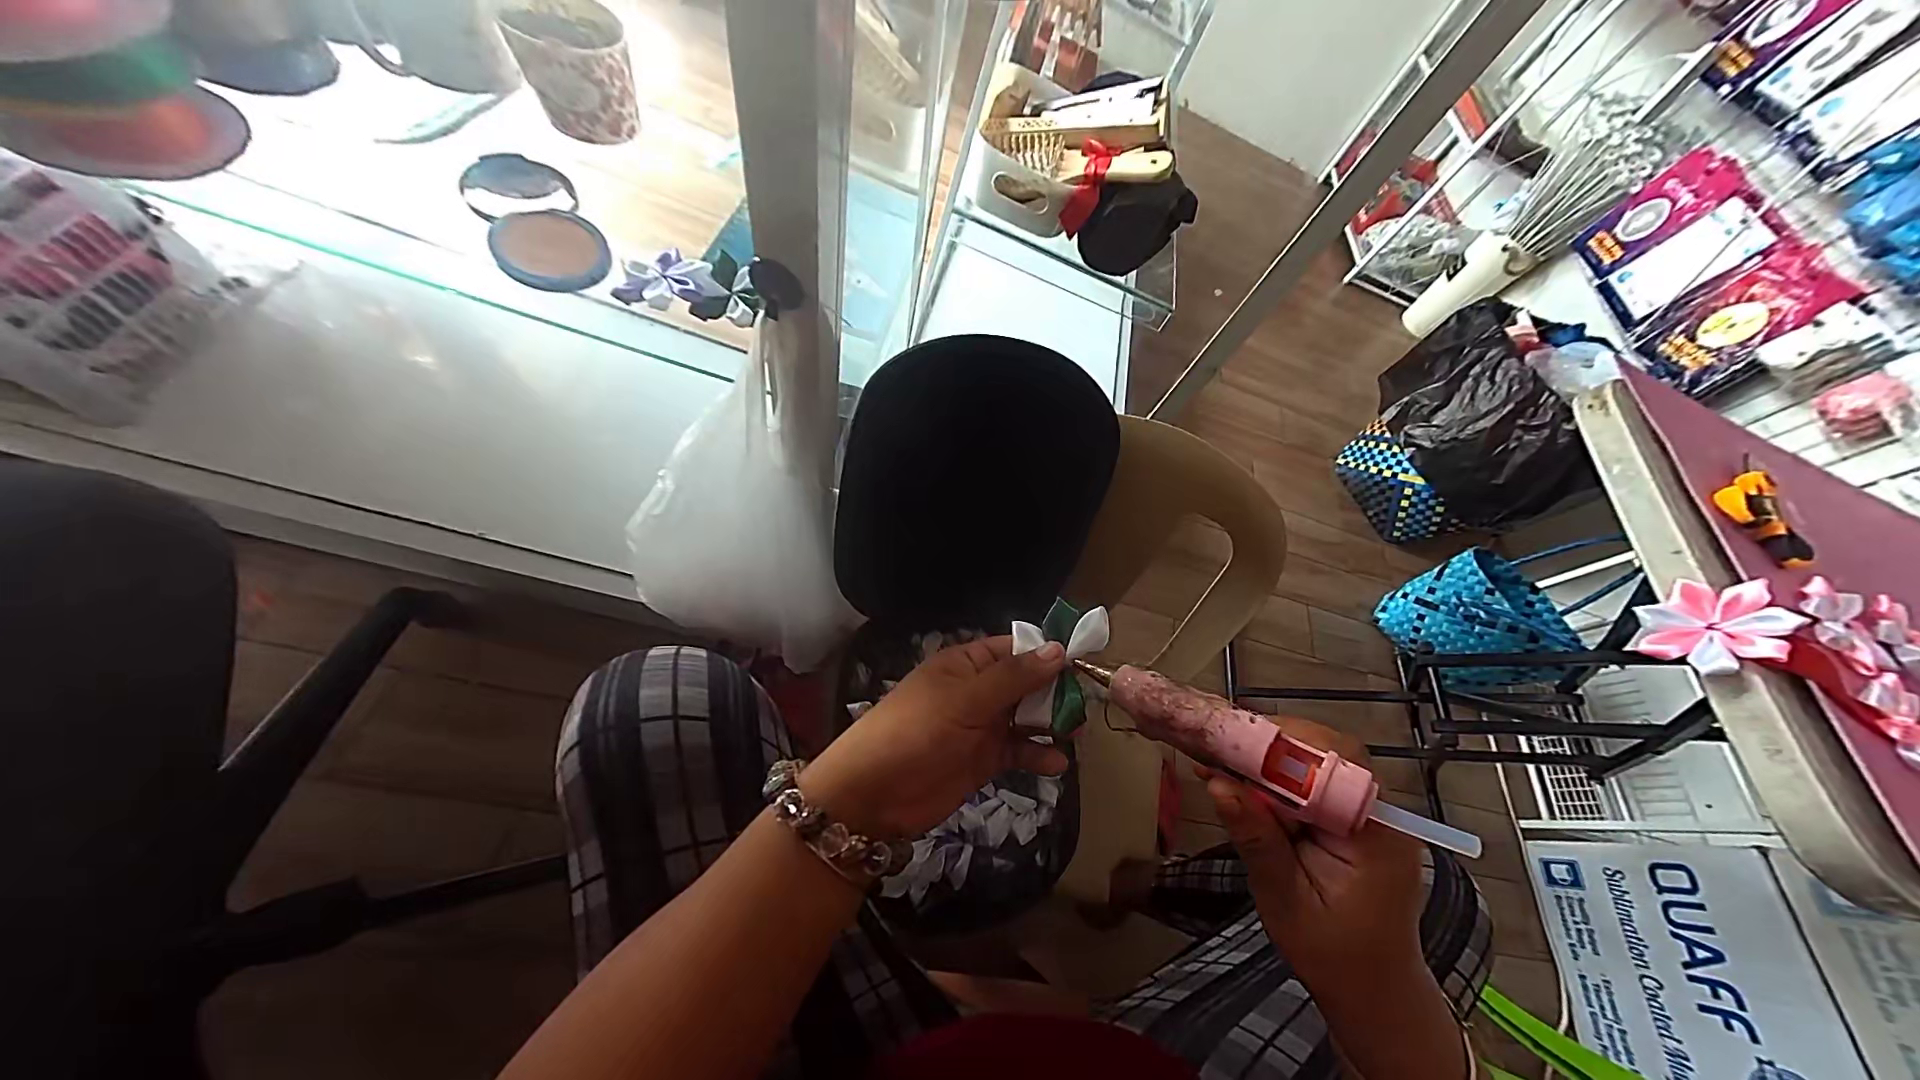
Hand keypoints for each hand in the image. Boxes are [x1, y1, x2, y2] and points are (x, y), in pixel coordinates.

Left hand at [799, 636, 1068, 838]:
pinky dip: (1038, 755)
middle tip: (1085, 705)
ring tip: (1077, 734)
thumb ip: (1014, 677)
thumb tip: (1059, 649)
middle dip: (1055, 692)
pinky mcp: (984, 759)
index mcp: (967, 664)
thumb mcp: (966, 699)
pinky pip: (1019, 750)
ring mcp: (981, 726)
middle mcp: (977, 690)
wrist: (874, 794)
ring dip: (1052, 724)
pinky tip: (1057, 764)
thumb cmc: (917, 732)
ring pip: (1027, 717)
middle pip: (1027, 683)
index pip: (1014, 648)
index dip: (1047, 653)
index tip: (1083, 662)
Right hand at [1201, 716, 1426, 994]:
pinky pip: (1316, 779)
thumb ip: (1256, 839)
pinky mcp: (1352, 818)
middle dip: (1272, 742)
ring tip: (1223, 758)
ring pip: (1320, 759)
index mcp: (1372, 832)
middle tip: (1219, 746)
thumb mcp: (1283, 899)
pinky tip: (1243, 780)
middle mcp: (1378, 813)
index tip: (1232, 742)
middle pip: (1329, 750)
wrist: (1374, 993)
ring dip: (1271, 755)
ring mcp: (1368, 813)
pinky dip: (1278, 774)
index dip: (1284, 743)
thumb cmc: (1331, 955)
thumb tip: (1218, 783)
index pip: (1336, 761)